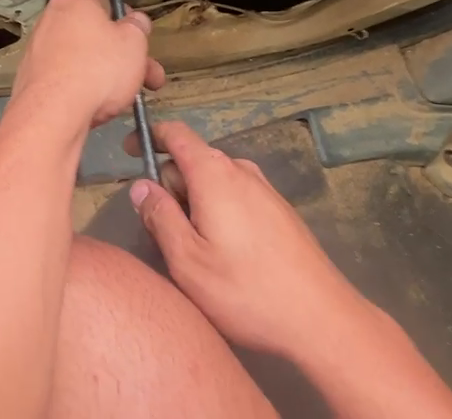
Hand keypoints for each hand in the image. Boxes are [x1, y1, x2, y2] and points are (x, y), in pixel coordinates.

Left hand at [9, 0, 163, 133]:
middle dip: (124, 54)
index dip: (127, 18)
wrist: (53, 115)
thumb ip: (138, 26)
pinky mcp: (35, 77)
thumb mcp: (134, 42)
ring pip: (84, 56)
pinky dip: (84, 86)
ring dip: (108, 73)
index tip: (139, 35)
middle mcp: (51, 19)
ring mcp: (39, 49)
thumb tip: (136, 22)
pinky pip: (68, 76)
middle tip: (145, 71)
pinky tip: (100, 103)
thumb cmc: (94, 71)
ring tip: (129, 95)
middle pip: (95, 32)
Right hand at [129, 122, 369, 357]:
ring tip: (196, 256)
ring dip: (195, 206)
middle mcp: (241, 170)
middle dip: (171, 188)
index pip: (175, 133)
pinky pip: (236, 198)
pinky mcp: (280, 212)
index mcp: (214, 173)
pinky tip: (226, 259)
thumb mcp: (187, 260)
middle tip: (164, 235)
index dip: (149, 137)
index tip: (129, 152)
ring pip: (214, 183)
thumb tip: (141, 186)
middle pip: (193, 161)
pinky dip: (219, 214)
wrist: (322, 319)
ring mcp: (265, 190)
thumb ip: (159, 216)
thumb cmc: (246, 289)